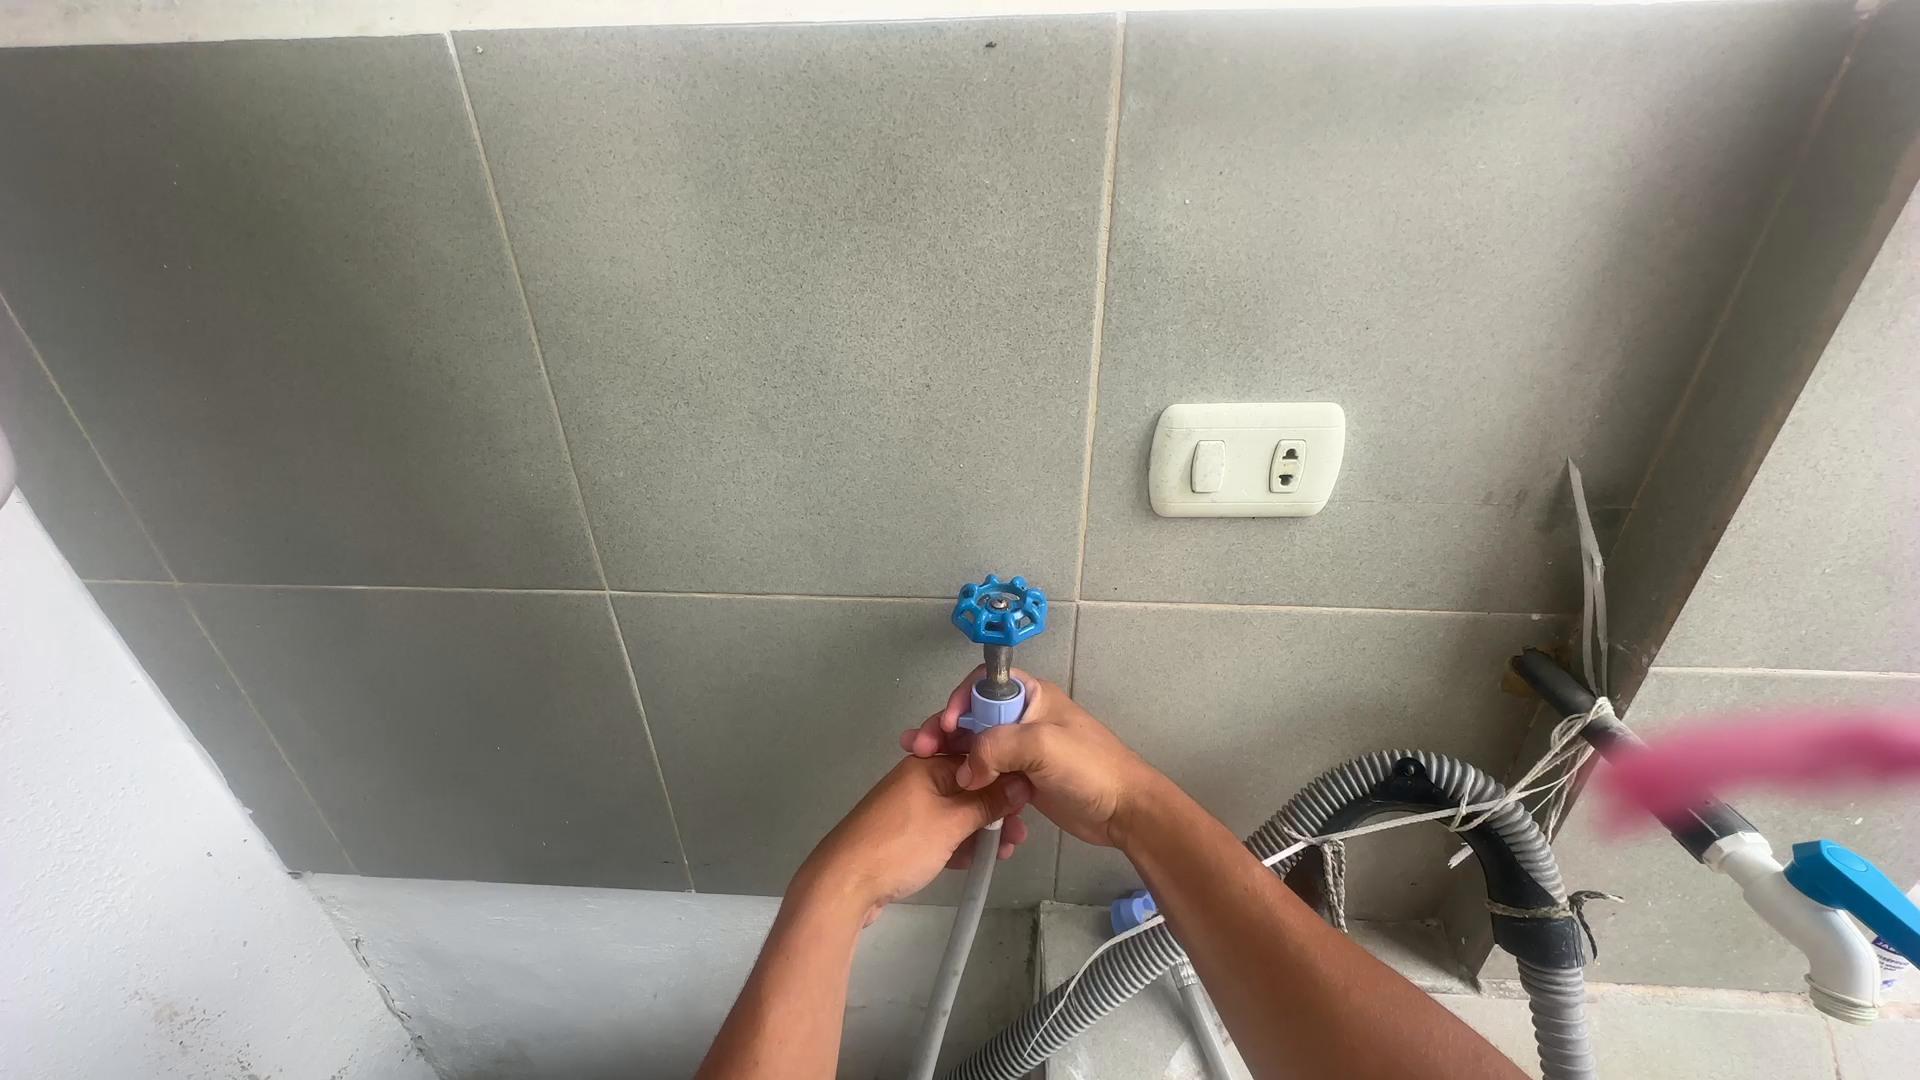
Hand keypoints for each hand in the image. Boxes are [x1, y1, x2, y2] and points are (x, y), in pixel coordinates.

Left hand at [793, 755, 1031, 925]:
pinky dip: (959, 843)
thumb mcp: (951, 823)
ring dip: (980, 830)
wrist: (843, 884)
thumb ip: (988, 803)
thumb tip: (1022, 784)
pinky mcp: (903, 835)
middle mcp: (917, 780)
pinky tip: (976, 861)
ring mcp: (908, 808)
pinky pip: (940, 831)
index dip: (1003, 778)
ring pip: (955, 813)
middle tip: (1018, 836)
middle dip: (995, 810)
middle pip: (967, 788)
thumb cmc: (900, 845)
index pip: (975, 761)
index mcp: (927, 765)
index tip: (1027, 802)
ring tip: (1002, 854)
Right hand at [900, 668, 1167, 848]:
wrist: (1123, 811)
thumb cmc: (1089, 768)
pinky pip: (986, 772)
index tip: (945, 725)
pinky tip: (949, 791)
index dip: (960, 699)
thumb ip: (997, 748)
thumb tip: (964, 770)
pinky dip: (967, 778)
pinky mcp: (1021, 777)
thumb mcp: (1042, 746)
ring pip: (975, 745)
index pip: (983, 684)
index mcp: (1031, 696)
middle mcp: (1023, 718)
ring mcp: (1021, 749)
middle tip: (917, 749)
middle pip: (972, 715)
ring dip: (949, 755)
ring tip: (921, 768)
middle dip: (943, 730)